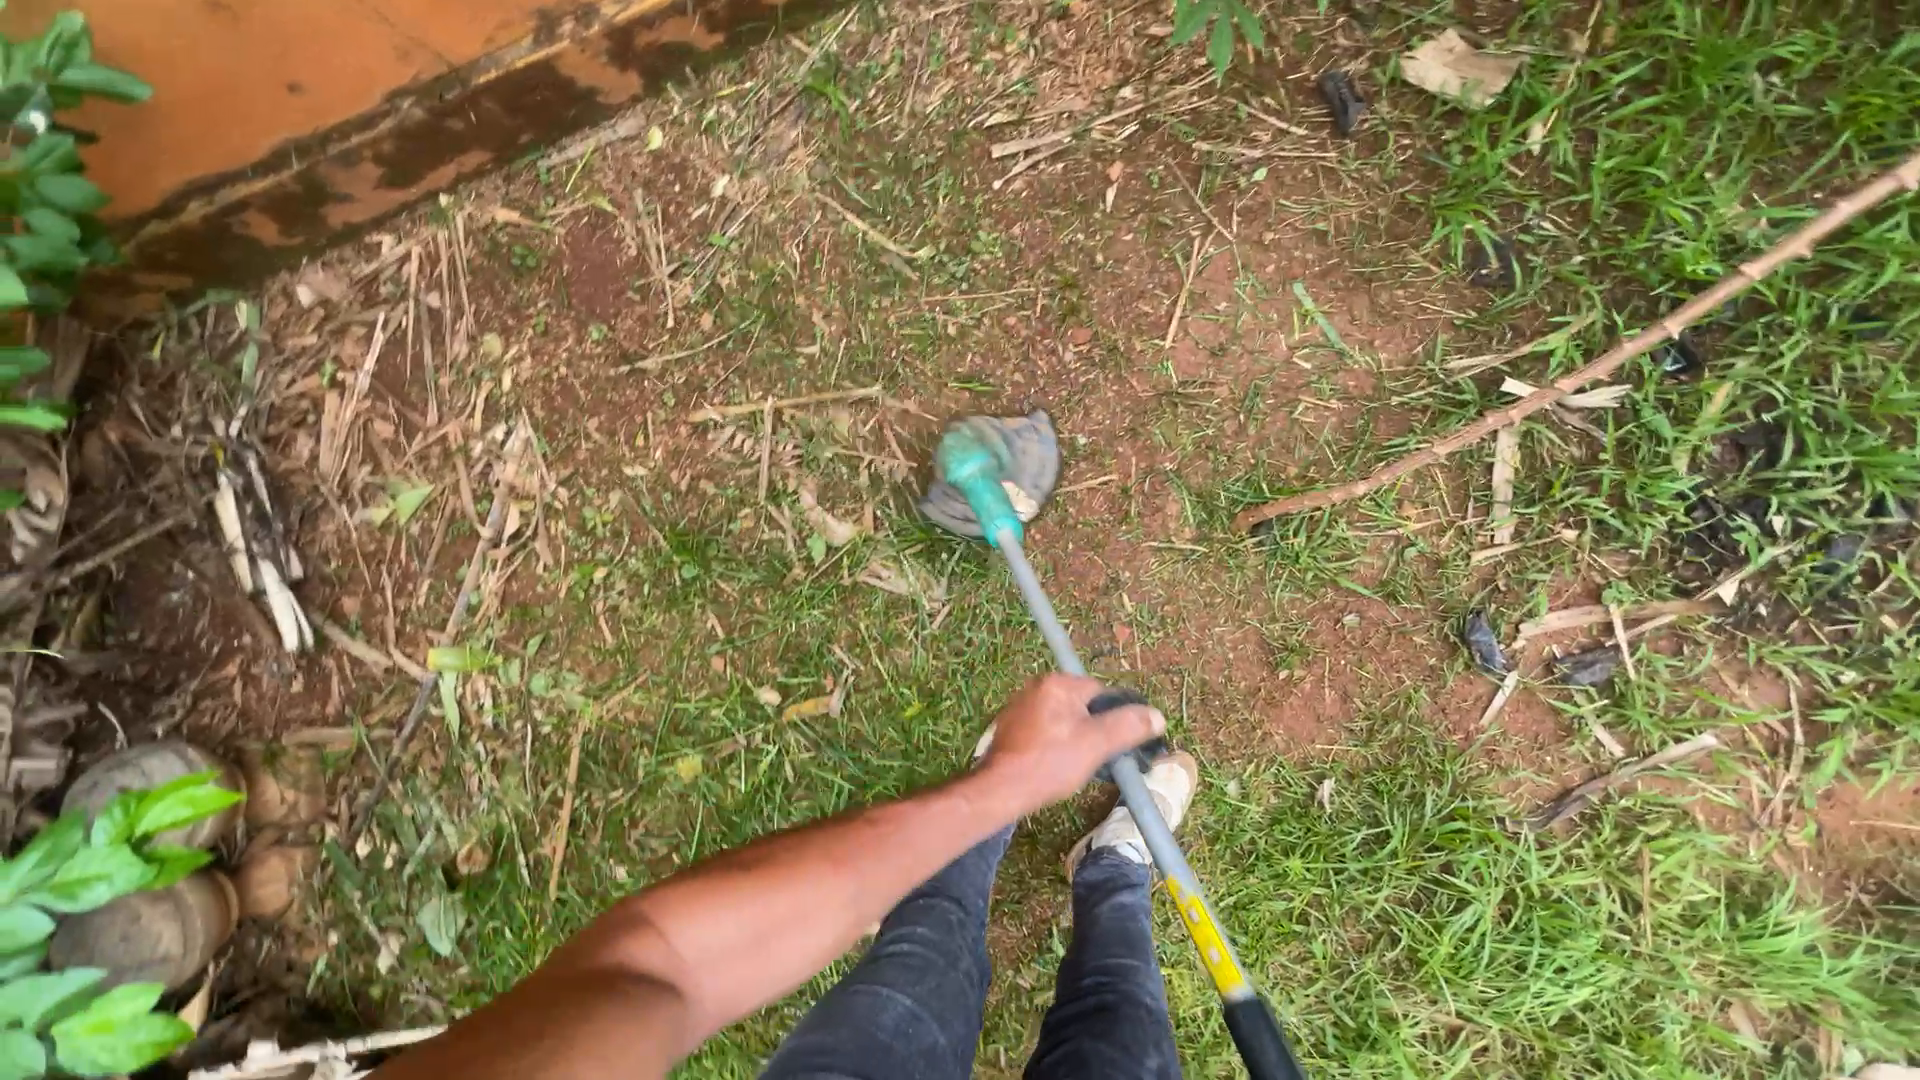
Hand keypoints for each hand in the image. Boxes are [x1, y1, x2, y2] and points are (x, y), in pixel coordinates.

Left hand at [976, 674, 1165, 813]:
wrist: (1001, 789)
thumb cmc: (1050, 764)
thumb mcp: (1096, 745)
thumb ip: (1128, 727)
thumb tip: (1156, 715)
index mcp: (1057, 683)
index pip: (1100, 692)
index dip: (1112, 720)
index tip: (1111, 746)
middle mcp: (1036, 686)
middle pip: (1081, 705)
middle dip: (1092, 730)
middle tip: (1093, 758)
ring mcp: (1020, 706)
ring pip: (1063, 719)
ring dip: (1073, 738)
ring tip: (1073, 765)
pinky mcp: (1010, 726)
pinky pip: (1044, 729)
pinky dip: (1053, 744)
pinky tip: (1052, 765)